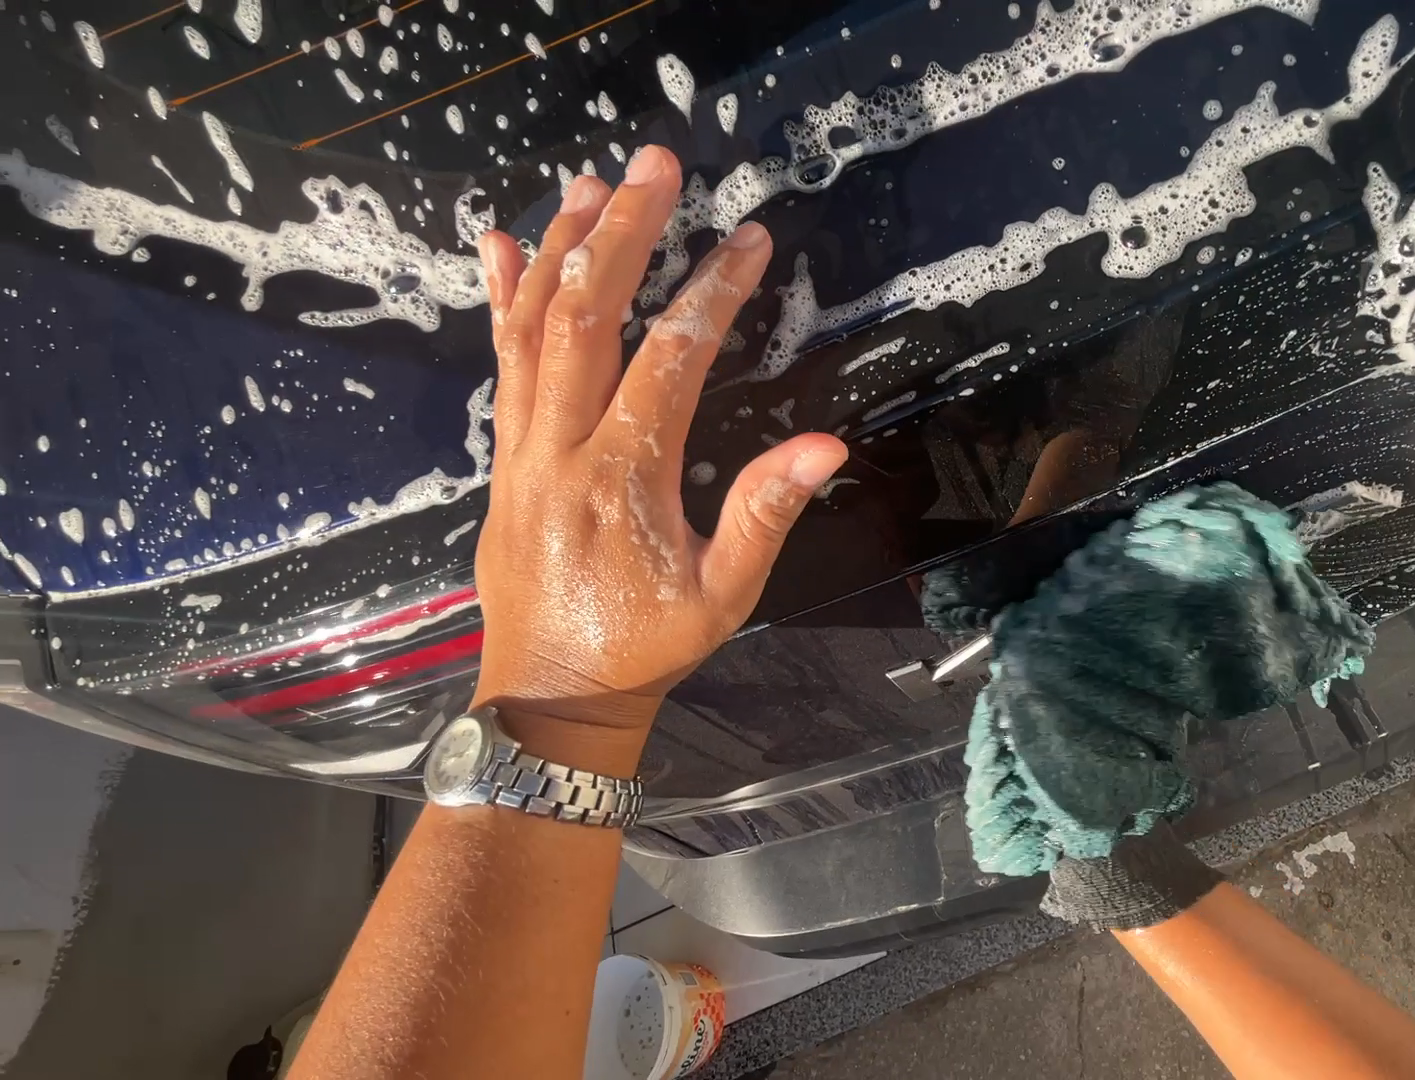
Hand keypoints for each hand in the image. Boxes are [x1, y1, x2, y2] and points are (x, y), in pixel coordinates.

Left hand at [469, 146, 846, 773]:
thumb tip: (827, 446)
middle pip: (588, 314)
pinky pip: (502, 365)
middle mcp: (563, 446)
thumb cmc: (648, 645)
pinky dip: (504, 300)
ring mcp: (523, 448)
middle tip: (658, 166)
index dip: (714, 291)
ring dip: (566, 246)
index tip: (749, 240)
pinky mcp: (505, 458)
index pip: (673, 358)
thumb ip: (766, 513)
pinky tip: (507, 247)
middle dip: (626, 232)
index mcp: (625, 476)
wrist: (550, 691)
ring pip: (535, 327)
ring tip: (593, 182)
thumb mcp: (726, 593)